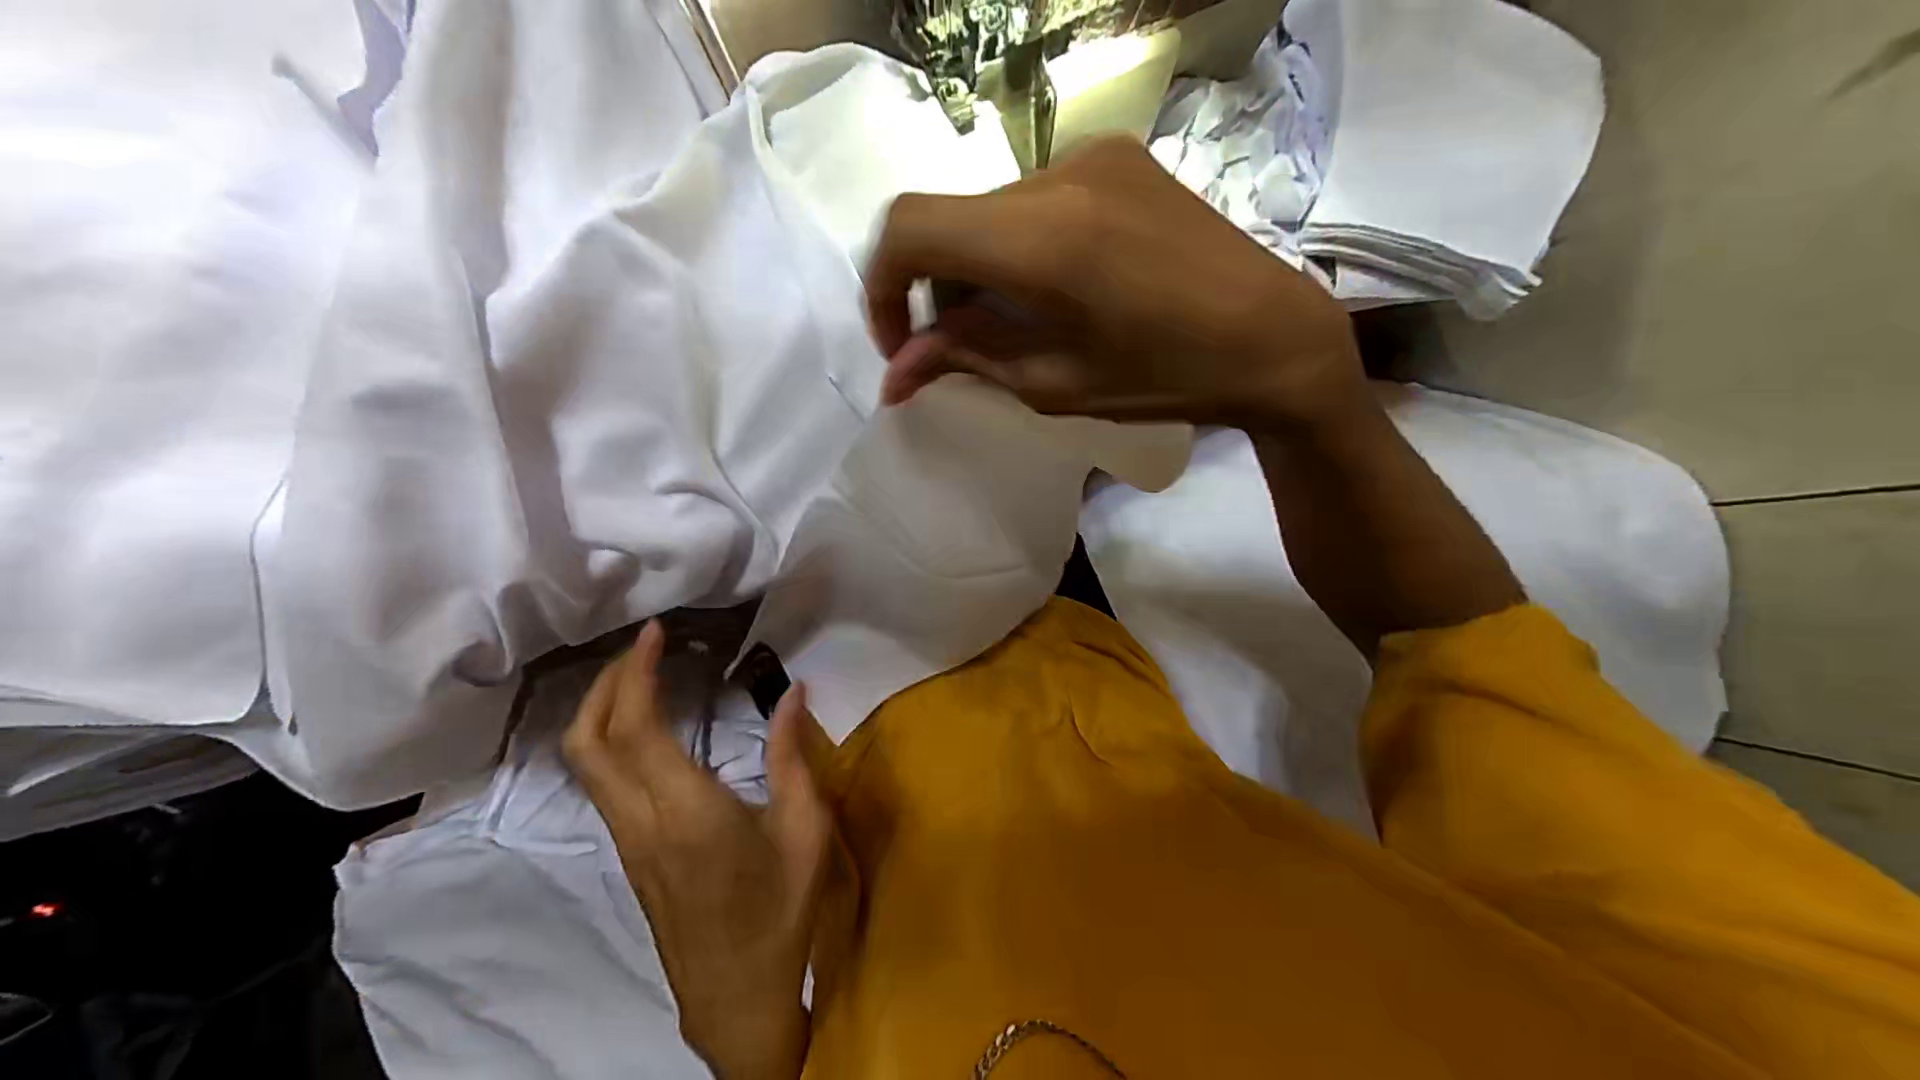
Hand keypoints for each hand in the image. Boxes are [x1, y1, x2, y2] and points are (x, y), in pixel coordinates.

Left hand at [564, 622, 832, 1079]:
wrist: (735, 995)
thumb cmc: (780, 910)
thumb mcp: (805, 830)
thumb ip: (793, 756)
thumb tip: (793, 691)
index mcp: (687, 811)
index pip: (637, 728)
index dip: (638, 672)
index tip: (656, 633)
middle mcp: (641, 821)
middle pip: (589, 740)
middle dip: (608, 681)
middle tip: (645, 646)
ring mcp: (626, 840)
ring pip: (585, 763)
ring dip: (603, 708)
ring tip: (644, 676)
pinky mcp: (628, 853)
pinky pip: (601, 782)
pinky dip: (610, 739)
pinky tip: (648, 727)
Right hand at [865, 136, 1366, 431]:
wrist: (1277, 336)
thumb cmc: (1170, 378)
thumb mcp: (1056, 384)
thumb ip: (967, 360)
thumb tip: (896, 373)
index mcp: (1044, 238)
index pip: (910, 229)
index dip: (883, 288)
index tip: (904, 345)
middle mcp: (1060, 175)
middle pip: (948, 221)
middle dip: (933, 291)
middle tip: (957, 349)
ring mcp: (1094, 156)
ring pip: (988, 211)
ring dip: (975, 269)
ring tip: (1011, 324)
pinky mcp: (1119, 158)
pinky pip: (1032, 200)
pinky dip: (1014, 246)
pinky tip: (1051, 289)